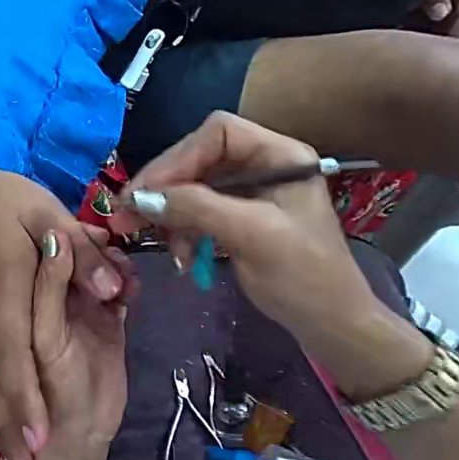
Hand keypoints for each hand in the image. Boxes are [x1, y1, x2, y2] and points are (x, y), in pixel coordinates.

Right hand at [0, 168, 124, 459]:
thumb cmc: (2, 201)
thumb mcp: (46, 213)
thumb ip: (79, 252)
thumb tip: (110, 290)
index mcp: (7, 294)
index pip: (17, 356)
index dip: (27, 400)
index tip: (41, 442)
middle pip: (1, 381)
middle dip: (13, 430)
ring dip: (5, 423)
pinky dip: (1, 398)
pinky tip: (9, 421)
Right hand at [112, 112, 430, 386]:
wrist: (331, 325)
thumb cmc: (304, 277)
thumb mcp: (253, 236)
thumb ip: (198, 208)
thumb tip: (142, 197)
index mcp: (279, 155)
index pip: (217, 134)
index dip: (178, 158)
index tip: (146, 192)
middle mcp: (264, 165)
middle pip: (199, 159)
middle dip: (165, 189)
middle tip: (127, 216)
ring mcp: (251, 193)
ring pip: (194, 187)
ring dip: (172, 215)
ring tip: (164, 247)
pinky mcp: (240, 220)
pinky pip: (199, 213)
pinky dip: (184, 232)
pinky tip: (183, 257)